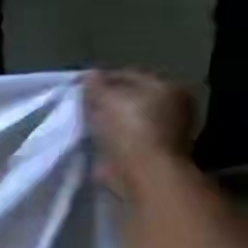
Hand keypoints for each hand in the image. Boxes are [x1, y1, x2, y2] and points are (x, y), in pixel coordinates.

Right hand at [83, 69, 195, 196]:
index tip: (77, 86)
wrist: (142, 173)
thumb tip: (89, 75)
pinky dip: (108, 138)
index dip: (102, 79)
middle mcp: (170, 106)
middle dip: (104, 100)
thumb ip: (97, 86)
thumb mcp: (108, 100)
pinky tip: (90, 140)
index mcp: (167, 87)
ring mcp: (163, 131)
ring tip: (81, 123)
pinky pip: (122, 138)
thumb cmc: (130, 130)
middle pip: (129, 97)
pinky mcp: (149, 153)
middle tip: (78, 105)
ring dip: (105, 121)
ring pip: (125, 118)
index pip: (129, 76)